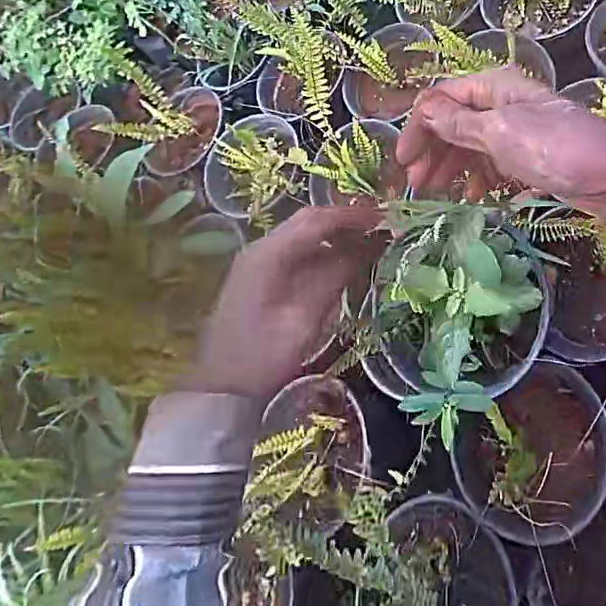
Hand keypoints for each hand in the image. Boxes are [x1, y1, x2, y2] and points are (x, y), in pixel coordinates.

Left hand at [188, 204, 383, 398]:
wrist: (219, 390)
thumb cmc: (262, 358)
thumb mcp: (305, 318)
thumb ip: (336, 275)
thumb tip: (371, 245)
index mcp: (269, 254)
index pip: (317, 220)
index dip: (354, 216)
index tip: (386, 217)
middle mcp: (261, 248)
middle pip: (309, 220)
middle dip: (347, 220)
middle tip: (382, 227)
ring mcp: (258, 261)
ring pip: (303, 233)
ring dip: (337, 233)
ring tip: (370, 241)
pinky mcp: (261, 275)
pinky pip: (298, 250)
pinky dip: (324, 249)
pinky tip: (344, 260)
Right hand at [399, 67, 605, 222]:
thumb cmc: (556, 148)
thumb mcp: (500, 133)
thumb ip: (459, 123)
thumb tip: (424, 110)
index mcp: (494, 87)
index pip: (441, 100)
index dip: (418, 128)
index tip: (402, 164)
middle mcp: (504, 105)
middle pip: (454, 123)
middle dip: (433, 152)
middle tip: (416, 188)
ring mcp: (519, 132)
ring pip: (473, 146)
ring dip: (452, 168)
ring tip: (436, 196)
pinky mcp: (532, 159)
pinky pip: (495, 166)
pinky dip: (480, 180)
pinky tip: (473, 199)